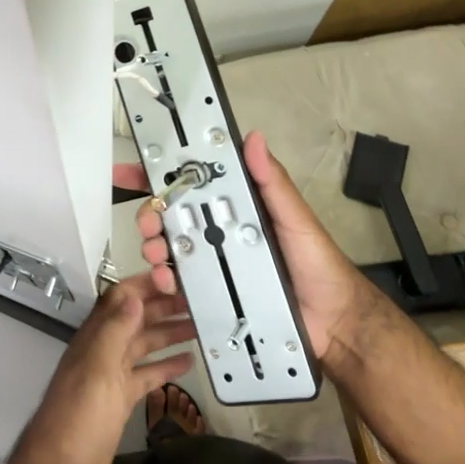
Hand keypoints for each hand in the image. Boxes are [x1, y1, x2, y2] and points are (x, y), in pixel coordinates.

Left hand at [0, 274, 195, 463]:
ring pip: (143, 345)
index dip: (146, 284)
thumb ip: (113, 331)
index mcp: (95, 339)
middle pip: (135, 320)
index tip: (177, 274)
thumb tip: (133, 293)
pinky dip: (165, 366)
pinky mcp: (119, 401)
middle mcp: (102, 352)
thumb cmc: (77, 420)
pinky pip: (145, 375)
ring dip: (169, 333)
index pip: (121, 299)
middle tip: (199, 300)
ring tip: (200, 326)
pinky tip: (188, 363)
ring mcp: (110, 377)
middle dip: (164, 306)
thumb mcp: (97, 371)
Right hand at [123, 130, 384, 376]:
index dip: (158, 174)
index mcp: (236, 207)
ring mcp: (213, 263)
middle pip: (171, 215)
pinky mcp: (212, 293)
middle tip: (148, 222)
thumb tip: (253, 138)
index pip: (192, 183)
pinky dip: (165, 279)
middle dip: (149, 214)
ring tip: (157, 254)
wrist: (333, 325)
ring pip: (169, 247)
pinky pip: (180, 283)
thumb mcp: (297, 219)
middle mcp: (220, 231)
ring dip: (154, 246)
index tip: (131, 170)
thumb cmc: (319, 266)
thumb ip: (273, 182)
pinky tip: (168, 281)